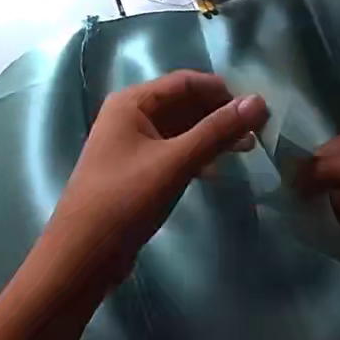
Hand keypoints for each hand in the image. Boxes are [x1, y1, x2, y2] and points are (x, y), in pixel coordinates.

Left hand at [35, 71, 266, 297]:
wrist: (81, 257)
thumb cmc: (125, 200)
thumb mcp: (175, 162)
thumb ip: (217, 130)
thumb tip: (258, 101)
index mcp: (132, 102)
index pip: (185, 82)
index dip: (221, 91)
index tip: (256, 107)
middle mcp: (129, 115)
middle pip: (183, 104)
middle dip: (219, 114)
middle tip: (257, 130)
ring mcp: (131, 144)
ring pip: (180, 129)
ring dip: (211, 135)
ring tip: (248, 147)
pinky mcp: (135, 170)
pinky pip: (172, 151)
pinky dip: (196, 154)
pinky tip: (218, 168)